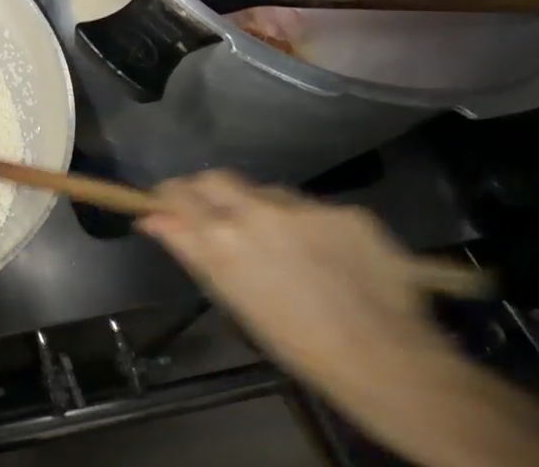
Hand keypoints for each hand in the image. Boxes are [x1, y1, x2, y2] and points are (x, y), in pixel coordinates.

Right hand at [138, 171, 450, 385]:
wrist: (386, 359)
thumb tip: (152, 218)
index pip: (178, 192)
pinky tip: (330, 257)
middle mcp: (257, 209)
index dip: (169, 195)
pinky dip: (313, 227)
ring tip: (285, 245)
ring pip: (270, 193)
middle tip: (215, 213)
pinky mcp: (348, 211)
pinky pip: (317, 210)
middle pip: (218, 179)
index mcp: (221, 234)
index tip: (166, 202)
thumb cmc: (295, 341)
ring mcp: (306, 207)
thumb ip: (189, 248)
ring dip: (265, 210)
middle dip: (209, 191)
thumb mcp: (230, 296)